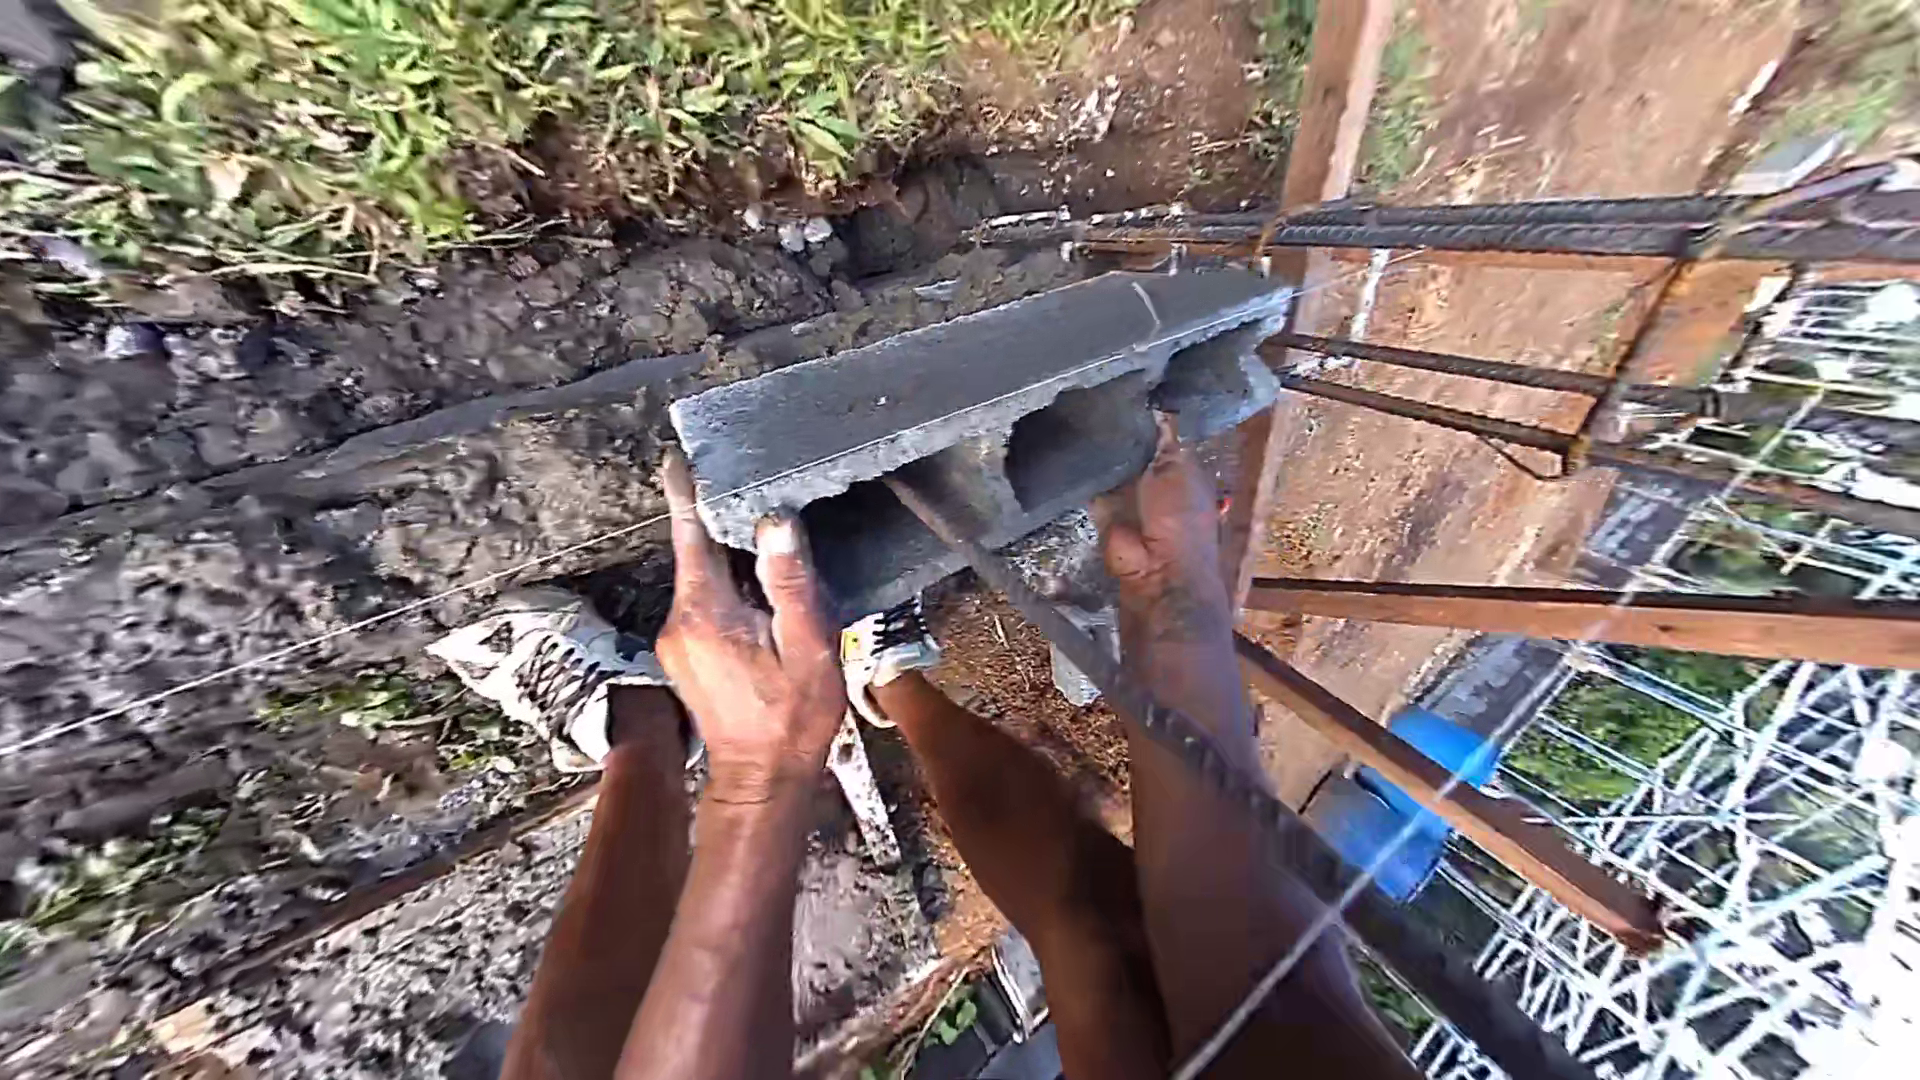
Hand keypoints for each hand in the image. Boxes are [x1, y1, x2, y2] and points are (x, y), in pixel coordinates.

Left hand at [658, 449, 845, 801]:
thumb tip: (775, 523)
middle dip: (718, 522)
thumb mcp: (806, 645)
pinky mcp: (684, 654)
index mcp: (704, 613)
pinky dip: (725, 584)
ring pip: (702, 579)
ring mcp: (676, 641)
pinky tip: (756, 585)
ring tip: (760, 532)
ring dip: (726, 556)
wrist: (763, 775)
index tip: (677, 457)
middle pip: (696, 555)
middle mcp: (678, 621)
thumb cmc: (793, 714)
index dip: (686, 494)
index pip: (690, 537)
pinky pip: (703, 602)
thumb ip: (789, 583)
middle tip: (747, 485)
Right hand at [1091, 414, 1233, 643]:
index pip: (1164, 440)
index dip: (1150, 421)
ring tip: (1085, 418)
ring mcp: (1128, 498)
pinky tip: (1076, 446)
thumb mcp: (1180, 472)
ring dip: (1104, 452)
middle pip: (1135, 452)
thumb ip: (1166, 442)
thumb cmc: (1181, 519)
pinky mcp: (1103, 512)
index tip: (1129, 396)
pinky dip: (1087, 473)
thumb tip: (1155, 409)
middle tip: (1101, 402)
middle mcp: (1155, 484)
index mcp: (1183, 474)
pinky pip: (1094, 486)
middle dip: (1123, 433)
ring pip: (1113, 467)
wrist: (1156, 570)